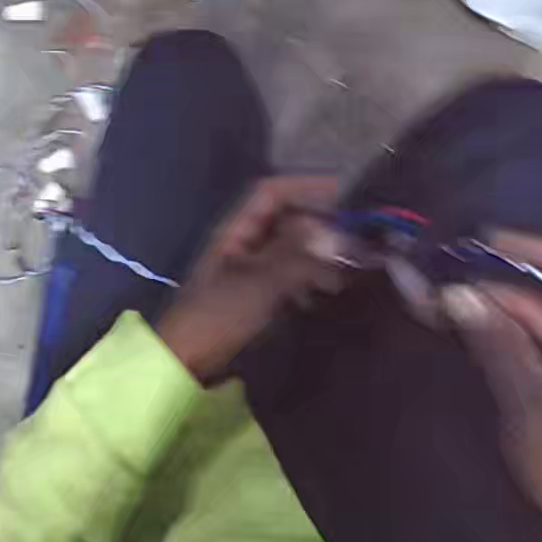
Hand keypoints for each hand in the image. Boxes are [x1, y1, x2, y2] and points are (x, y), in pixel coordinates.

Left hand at [157, 175, 346, 380]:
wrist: (187, 356)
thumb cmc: (218, 312)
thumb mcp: (260, 281)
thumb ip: (294, 254)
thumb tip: (329, 230)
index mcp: (235, 229)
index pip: (270, 192)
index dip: (304, 185)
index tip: (343, 191)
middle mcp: (241, 241)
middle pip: (284, 219)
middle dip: (319, 225)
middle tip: (354, 242)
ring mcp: (246, 266)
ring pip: (288, 247)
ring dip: (316, 254)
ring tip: (343, 273)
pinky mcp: (251, 292)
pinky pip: (285, 273)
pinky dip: (306, 278)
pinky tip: (322, 294)